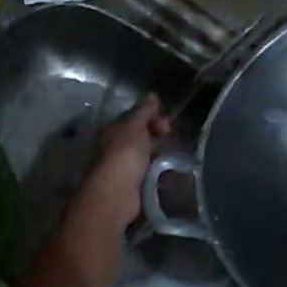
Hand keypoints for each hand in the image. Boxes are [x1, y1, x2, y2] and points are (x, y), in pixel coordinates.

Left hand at [75, 93, 170, 228]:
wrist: (116, 192)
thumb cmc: (124, 153)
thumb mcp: (135, 126)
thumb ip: (145, 111)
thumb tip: (152, 95)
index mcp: (113, 131)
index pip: (135, 119)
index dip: (152, 118)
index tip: (165, 124)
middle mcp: (116, 147)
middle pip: (141, 137)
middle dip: (158, 136)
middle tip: (168, 138)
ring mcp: (123, 167)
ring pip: (146, 156)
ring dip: (160, 155)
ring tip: (172, 157)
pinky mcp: (132, 184)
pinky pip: (149, 174)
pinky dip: (159, 172)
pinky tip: (168, 173)